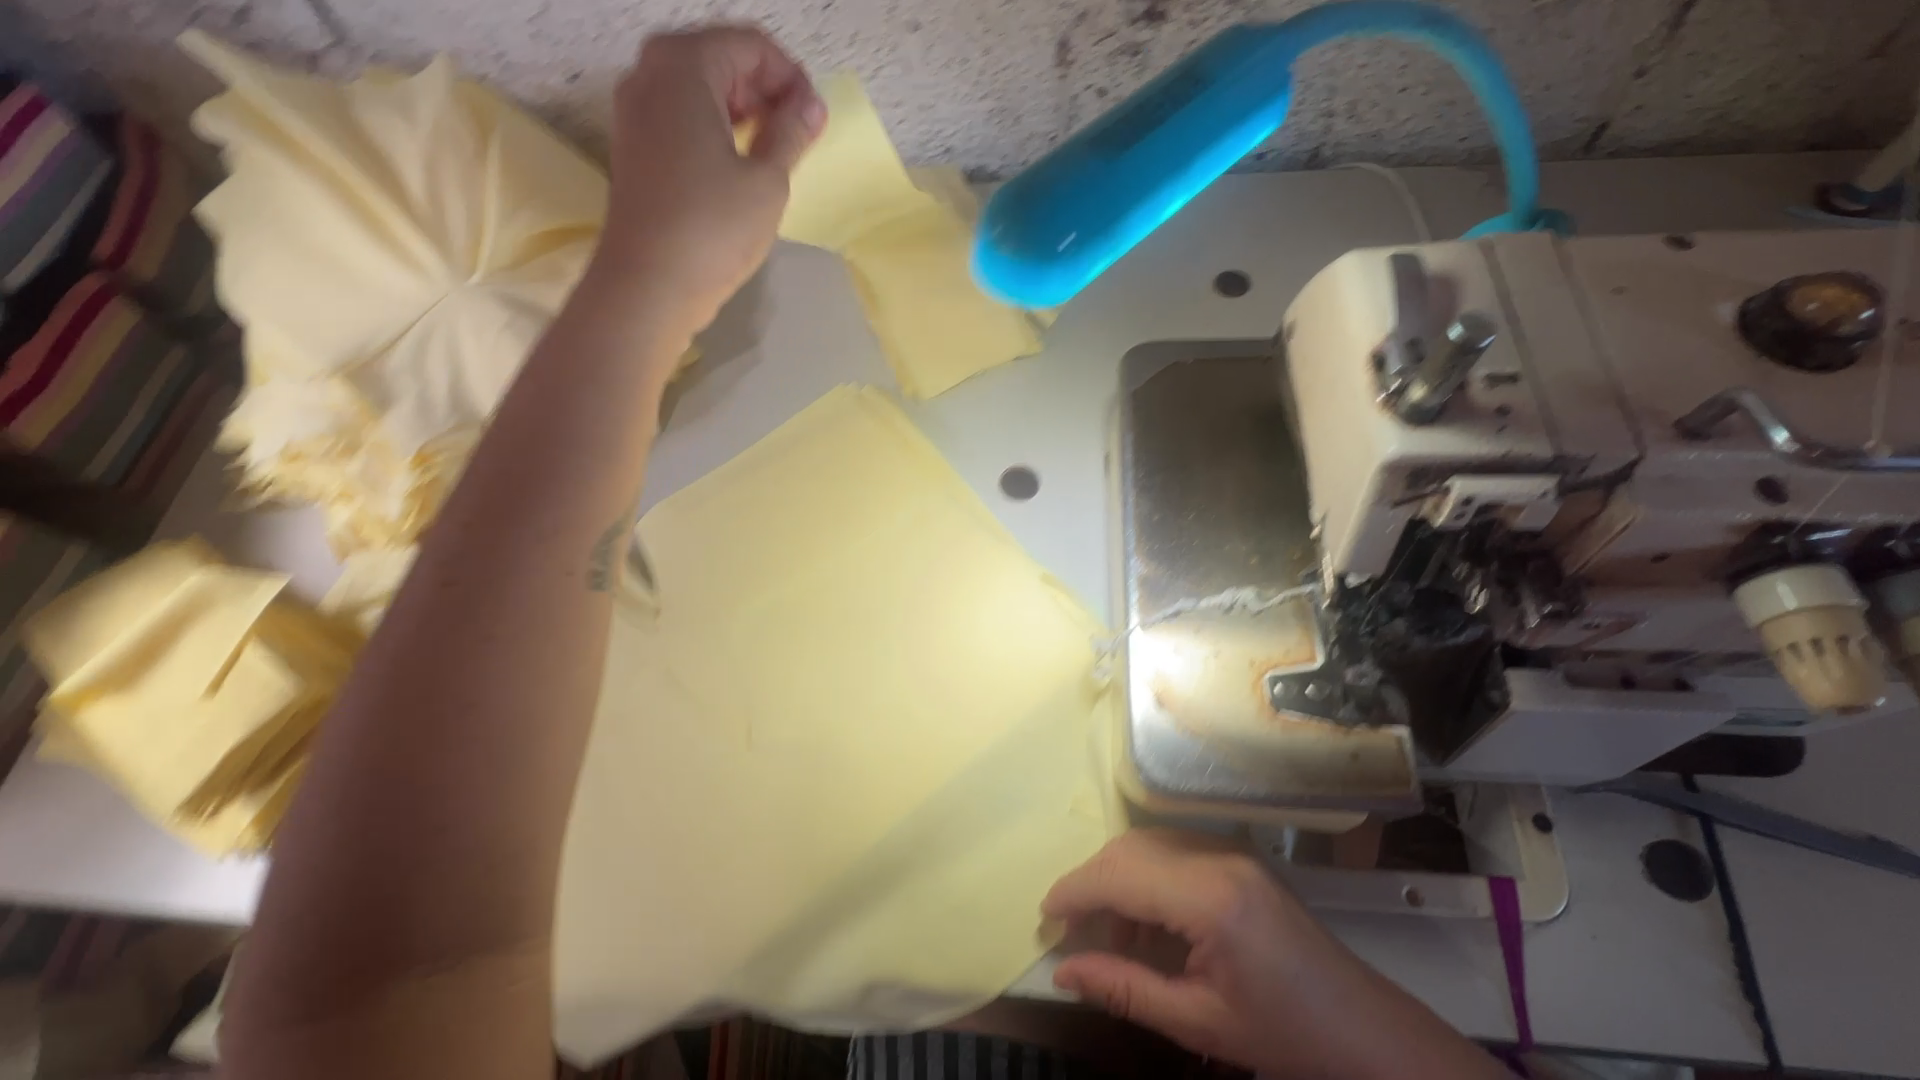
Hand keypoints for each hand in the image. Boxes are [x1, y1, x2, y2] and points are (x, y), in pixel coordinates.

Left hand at [594, 26, 824, 339]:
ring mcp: (634, 110)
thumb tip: (811, 106)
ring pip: (698, 85)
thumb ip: (791, 133)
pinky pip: (680, 113)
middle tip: (798, 130)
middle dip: (764, 87)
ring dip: (741, 107)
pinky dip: (713, 124)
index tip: (814, 116)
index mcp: (683, 67)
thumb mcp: (767, 180)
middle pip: (720, 56)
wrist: (648, 285)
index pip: (749, 45)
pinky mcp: (633, 144)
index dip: (789, 75)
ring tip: (774, 148)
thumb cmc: (713, 229)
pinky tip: (739, 162)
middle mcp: (650, 74)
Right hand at [1044, 829, 1508, 1079]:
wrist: (1363, 1029)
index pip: (1120, 873)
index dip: (1074, 892)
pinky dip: (1145, 878)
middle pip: (1130, 849)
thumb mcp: (1197, 1022)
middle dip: (1091, 884)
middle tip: (1071, 933)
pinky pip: (1174, 852)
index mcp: (1210, 898)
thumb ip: (1124, 989)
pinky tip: (1145, 925)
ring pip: (1149, 844)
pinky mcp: (1240, 861)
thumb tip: (1062, 972)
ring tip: (1108, 937)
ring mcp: (1233, 853)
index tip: (1045, 919)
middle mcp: (1219, 859)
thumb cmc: (1284, 1034)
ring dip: (1117, 880)